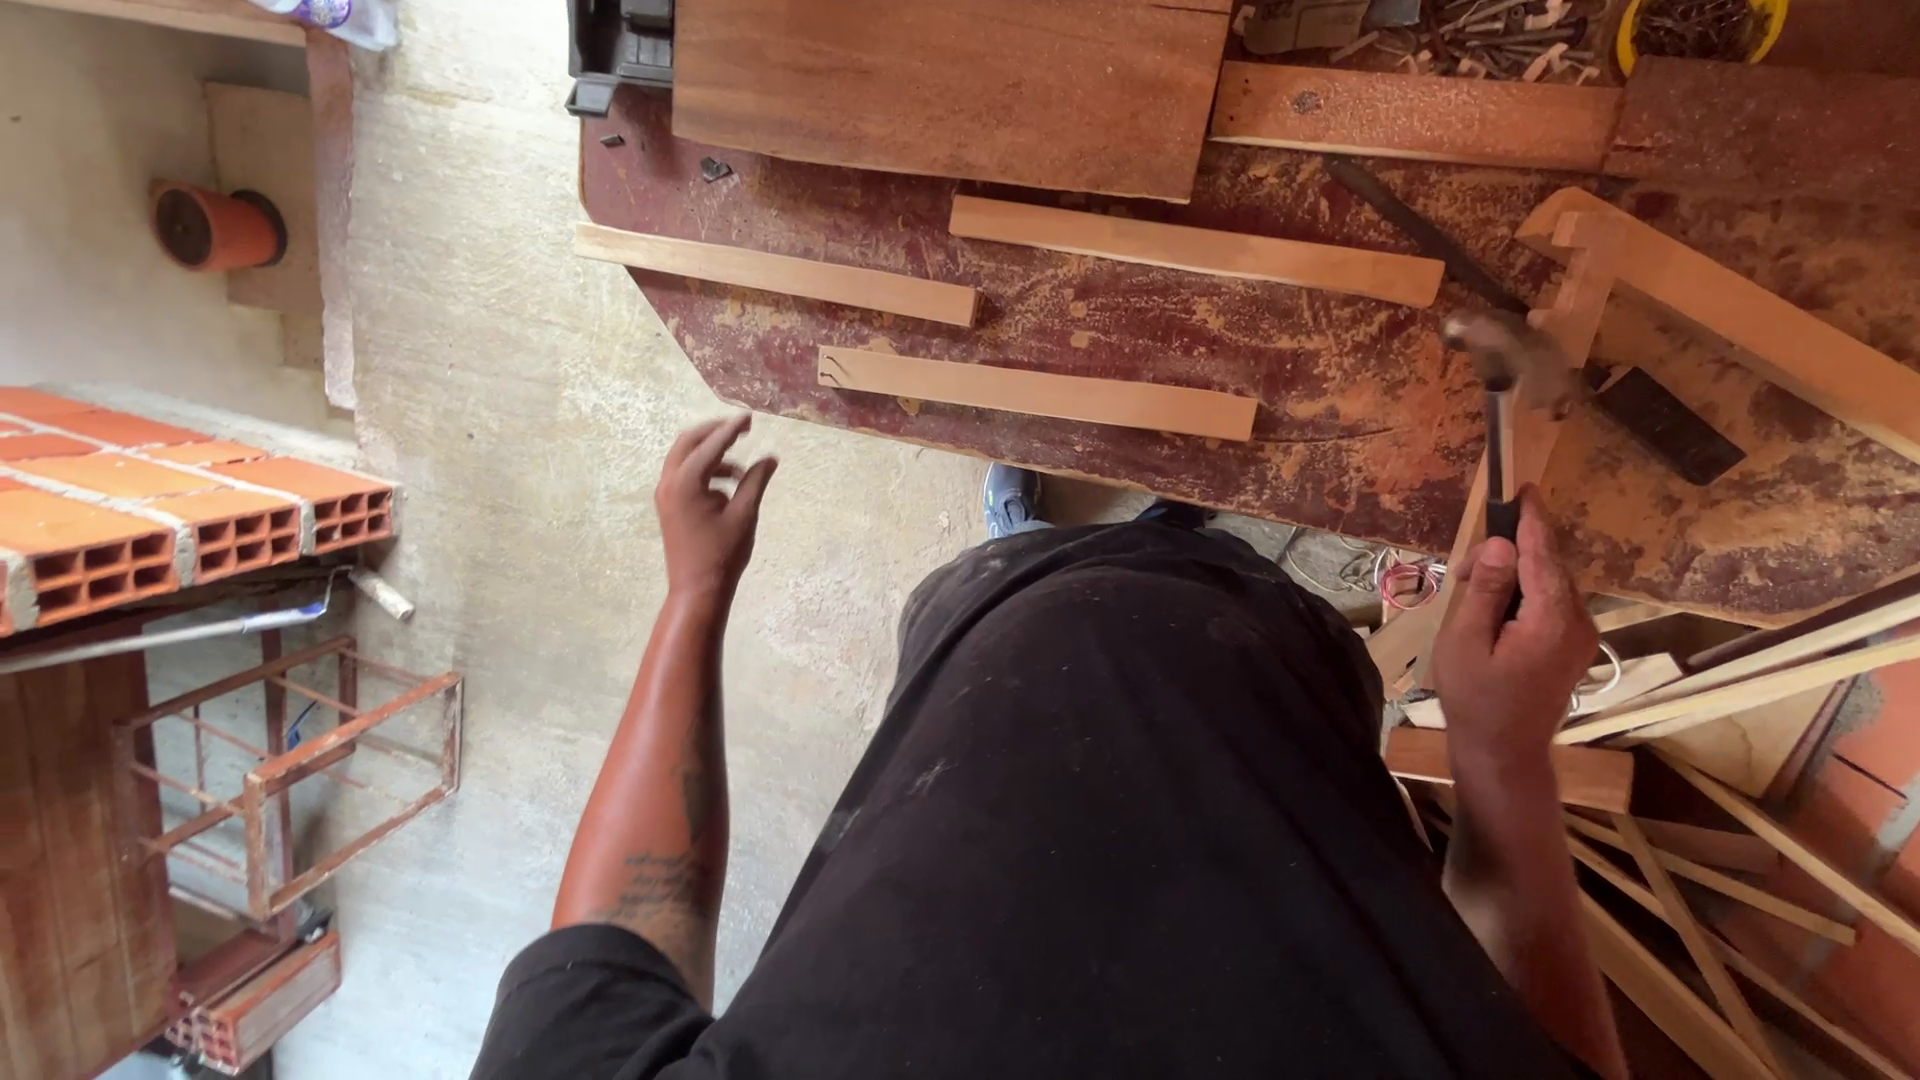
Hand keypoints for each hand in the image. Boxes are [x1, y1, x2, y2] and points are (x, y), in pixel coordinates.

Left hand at [655, 414, 777, 599]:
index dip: (732, 429)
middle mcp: (669, 482)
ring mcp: (666, 494)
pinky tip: (728, 487)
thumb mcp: (745, 514)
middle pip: (688, 442)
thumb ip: (756, 481)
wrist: (698, 588)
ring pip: (684, 457)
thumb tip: (770, 458)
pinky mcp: (669, 505)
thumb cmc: (723, 553)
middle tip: (741, 429)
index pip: (711, 445)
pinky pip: (684, 474)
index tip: (749, 418)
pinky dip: (705, 470)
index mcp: (686, 482)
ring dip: (711, 453)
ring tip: (741, 469)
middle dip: (714, 432)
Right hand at [1431, 485, 1596, 770]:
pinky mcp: (1572, 644)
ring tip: (1471, 597)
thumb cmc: (1474, 697)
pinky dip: (1520, 594)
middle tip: (1462, 578)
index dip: (1531, 521)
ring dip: (1510, 578)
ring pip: (1546, 583)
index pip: (1542, 555)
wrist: (1503, 749)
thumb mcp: (1465, 641)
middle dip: (1506, 556)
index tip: (1525, 490)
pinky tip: (1492, 612)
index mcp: (1551, 619)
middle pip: (1545, 565)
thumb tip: (1503, 546)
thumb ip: (1486, 591)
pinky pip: (1549, 602)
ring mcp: (1580, 634)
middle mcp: (1578, 621)